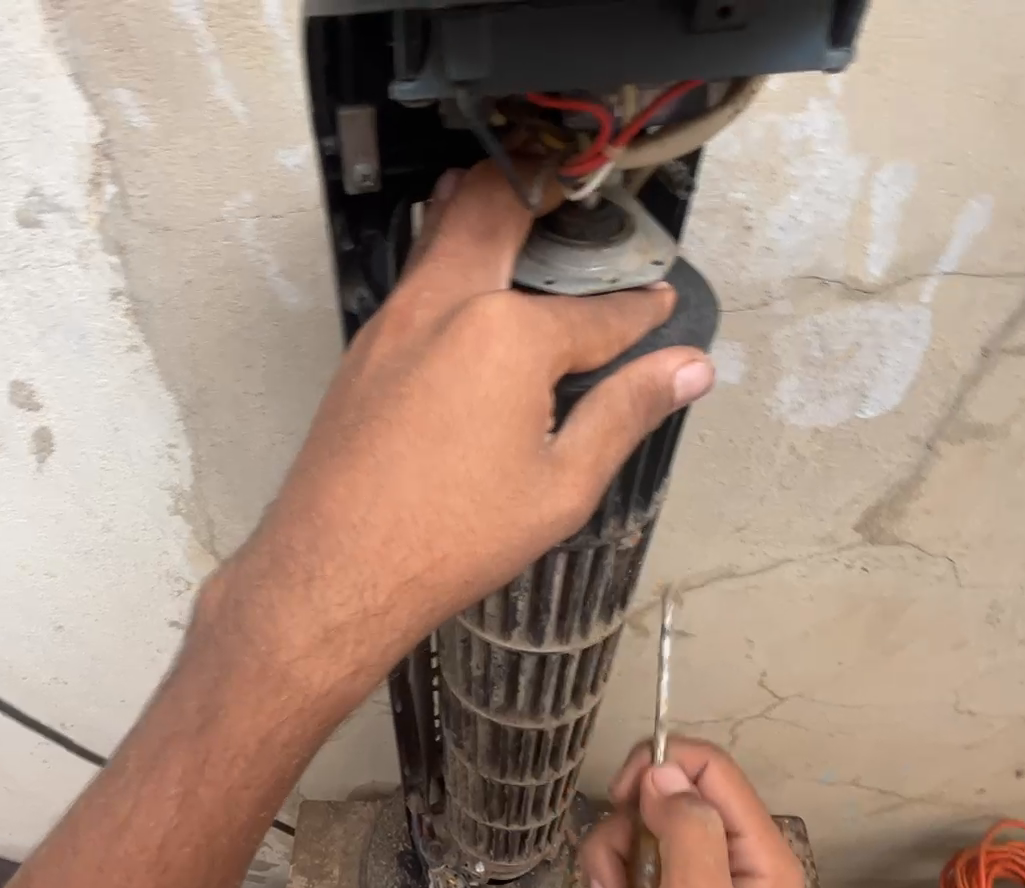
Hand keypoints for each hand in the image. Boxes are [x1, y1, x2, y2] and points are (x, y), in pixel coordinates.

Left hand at [201, 161, 715, 705]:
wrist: (336, 569)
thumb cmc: (452, 537)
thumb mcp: (561, 486)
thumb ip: (627, 413)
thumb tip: (688, 368)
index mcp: (508, 335)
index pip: (596, 315)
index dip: (637, 312)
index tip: (658, 306)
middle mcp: (446, 306)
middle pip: (499, 212)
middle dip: (542, 187)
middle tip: (574, 181)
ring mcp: (395, 322)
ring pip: (443, 231)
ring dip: (483, 206)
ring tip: (517, 198)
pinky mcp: (365, 348)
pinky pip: (415, 276)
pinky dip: (447, 253)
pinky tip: (464, 281)